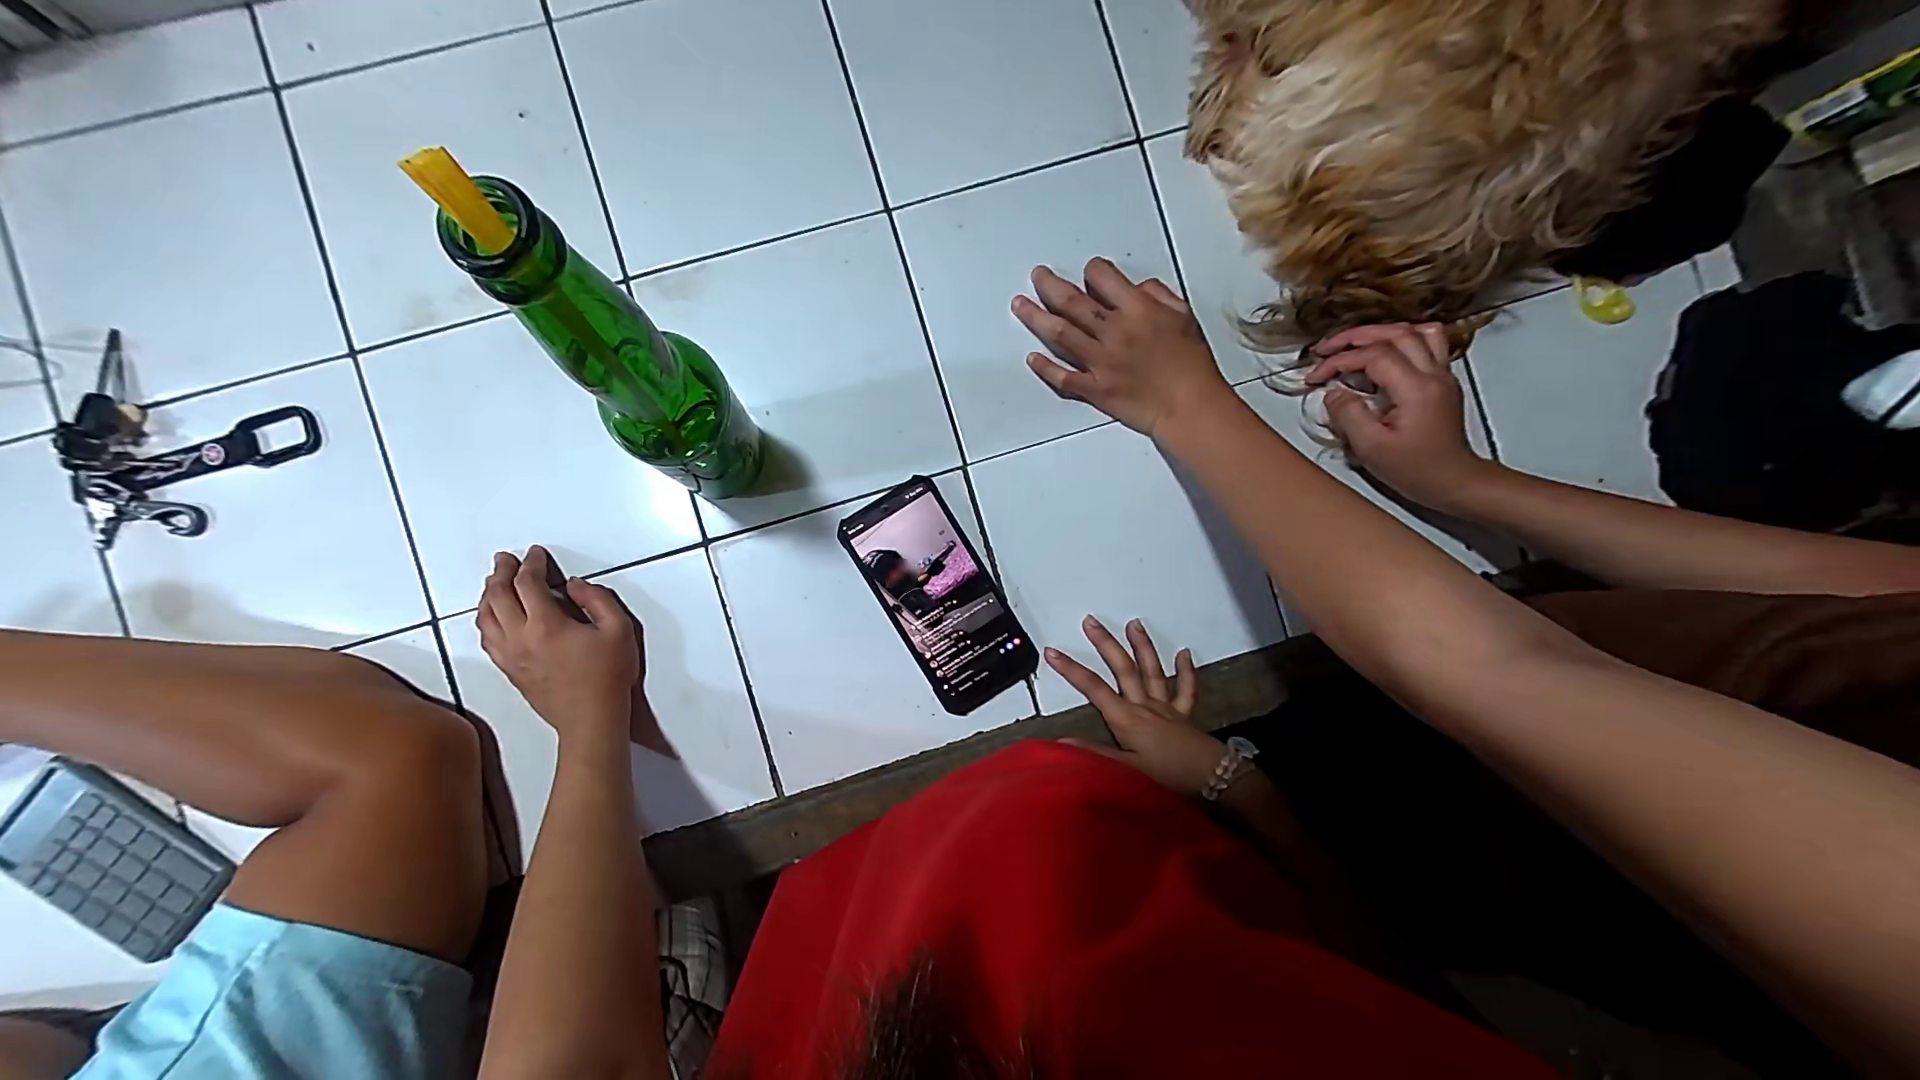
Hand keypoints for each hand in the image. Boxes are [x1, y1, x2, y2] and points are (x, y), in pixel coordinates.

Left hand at [478, 545, 640, 742]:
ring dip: (489, 594)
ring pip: (485, 617)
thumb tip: (575, 586)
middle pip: (498, 596)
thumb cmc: (608, 675)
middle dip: (501, 573)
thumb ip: (598, 600)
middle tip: (506, 560)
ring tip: (495, 582)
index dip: (530, 564)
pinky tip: (493, 614)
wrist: (591, 718)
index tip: (536, 554)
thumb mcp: (619, 629)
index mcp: (546, 625)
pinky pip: (487, 637)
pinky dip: (486, 618)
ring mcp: (511, 656)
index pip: (528, 584)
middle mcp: (520, 638)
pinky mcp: (510, 670)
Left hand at [1012, 258, 1234, 436]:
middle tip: (1036, 276)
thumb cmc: (1192, 365)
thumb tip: (1137, 287)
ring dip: (1035, 317)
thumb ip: (1157, 296)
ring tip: (1019, 305)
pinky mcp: (1094, 389)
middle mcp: (1113, 332)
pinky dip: (1045, 367)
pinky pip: (1063, 376)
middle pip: (1071, 302)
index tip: (1086, 272)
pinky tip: (1032, 358)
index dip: (1092, 271)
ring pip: (1059, 334)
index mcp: (1137, 309)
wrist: (1189, 407)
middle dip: (1049, 285)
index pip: (1102, 278)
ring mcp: (1100, 362)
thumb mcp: (1183, 317)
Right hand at [1047, 616, 1224, 797]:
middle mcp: (1145, 706)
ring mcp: (1166, 707)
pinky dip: (1186, 671)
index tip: (1053, 652)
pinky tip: (1185, 653)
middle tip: (1091, 621)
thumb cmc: (1168, 776)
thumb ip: (1096, 753)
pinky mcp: (1185, 714)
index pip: (1094, 689)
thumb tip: (1063, 741)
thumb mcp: (1127, 770)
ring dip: (1142, 646)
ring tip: (1134, 623)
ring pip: (1152, 671)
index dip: (1071, 670)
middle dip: (1105, 644)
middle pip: (1123, 669)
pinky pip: (1186, 689)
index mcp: (1127, 719)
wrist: (1213, 780)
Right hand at [1305, 322, 1499, 510]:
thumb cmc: (1412, 469)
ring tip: (1353, 345)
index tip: (1315, 377)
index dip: (1340, 360)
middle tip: (1326, 349)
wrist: (1453, 480)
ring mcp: (1442, 375)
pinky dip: (1400, 341)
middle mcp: (1434, 374)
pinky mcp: (1442, 381)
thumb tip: (1333, 393)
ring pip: (1416, 332)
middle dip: (1356, 336)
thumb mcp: (1371, 447)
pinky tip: (1381, 355)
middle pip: (1397, 333)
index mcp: (1416, 389)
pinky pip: (1426, 344)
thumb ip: (1349, 415)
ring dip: (1381, 333)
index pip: (1375, 356)